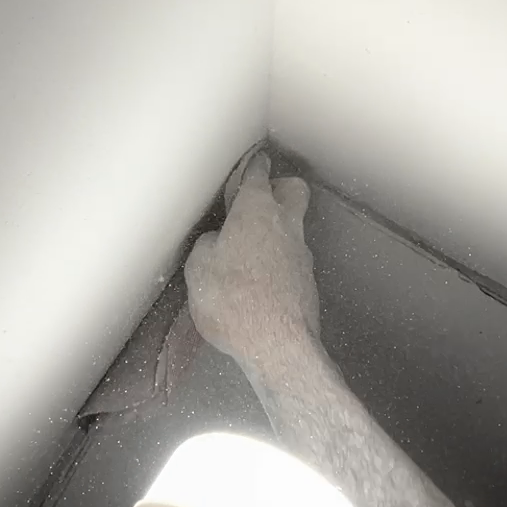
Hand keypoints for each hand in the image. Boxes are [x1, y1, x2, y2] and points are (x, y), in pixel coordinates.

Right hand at [185, 154, 321, 364]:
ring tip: (250, 251)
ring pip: (294, 226)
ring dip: (277, 230)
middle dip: (279, 187)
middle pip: (293, 190)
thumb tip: (218, 240)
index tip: (251, 162)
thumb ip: (208, 244)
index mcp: (257, 211)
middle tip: (258, 201)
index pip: (257, 175)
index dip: (252, 167)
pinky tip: (260, 281)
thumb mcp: (199, 268)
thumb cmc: (232, 298)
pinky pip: (292, 258)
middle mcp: (285, 224)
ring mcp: (301, 253)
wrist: (277, 344)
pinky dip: (278, 260)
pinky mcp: (307, 280)